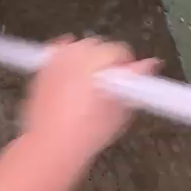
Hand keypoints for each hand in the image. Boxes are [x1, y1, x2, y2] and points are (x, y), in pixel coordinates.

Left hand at [18, 36, 158, 165]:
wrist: (52, 145)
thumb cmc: (84, 133)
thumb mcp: (120, 111)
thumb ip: (135, 83)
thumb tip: (148, 65)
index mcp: (96, 63)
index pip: (119, 50)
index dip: (128, 65)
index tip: (129, 78)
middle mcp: (73, 56)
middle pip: (98, 45)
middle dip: (107, 60)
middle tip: (111, 82)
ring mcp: (55, 60)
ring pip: (78, 46)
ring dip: (87, 58)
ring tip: (91, 81)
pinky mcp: (42, 67)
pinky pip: (58, 51)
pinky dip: (67, 56)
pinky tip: (73, 71)